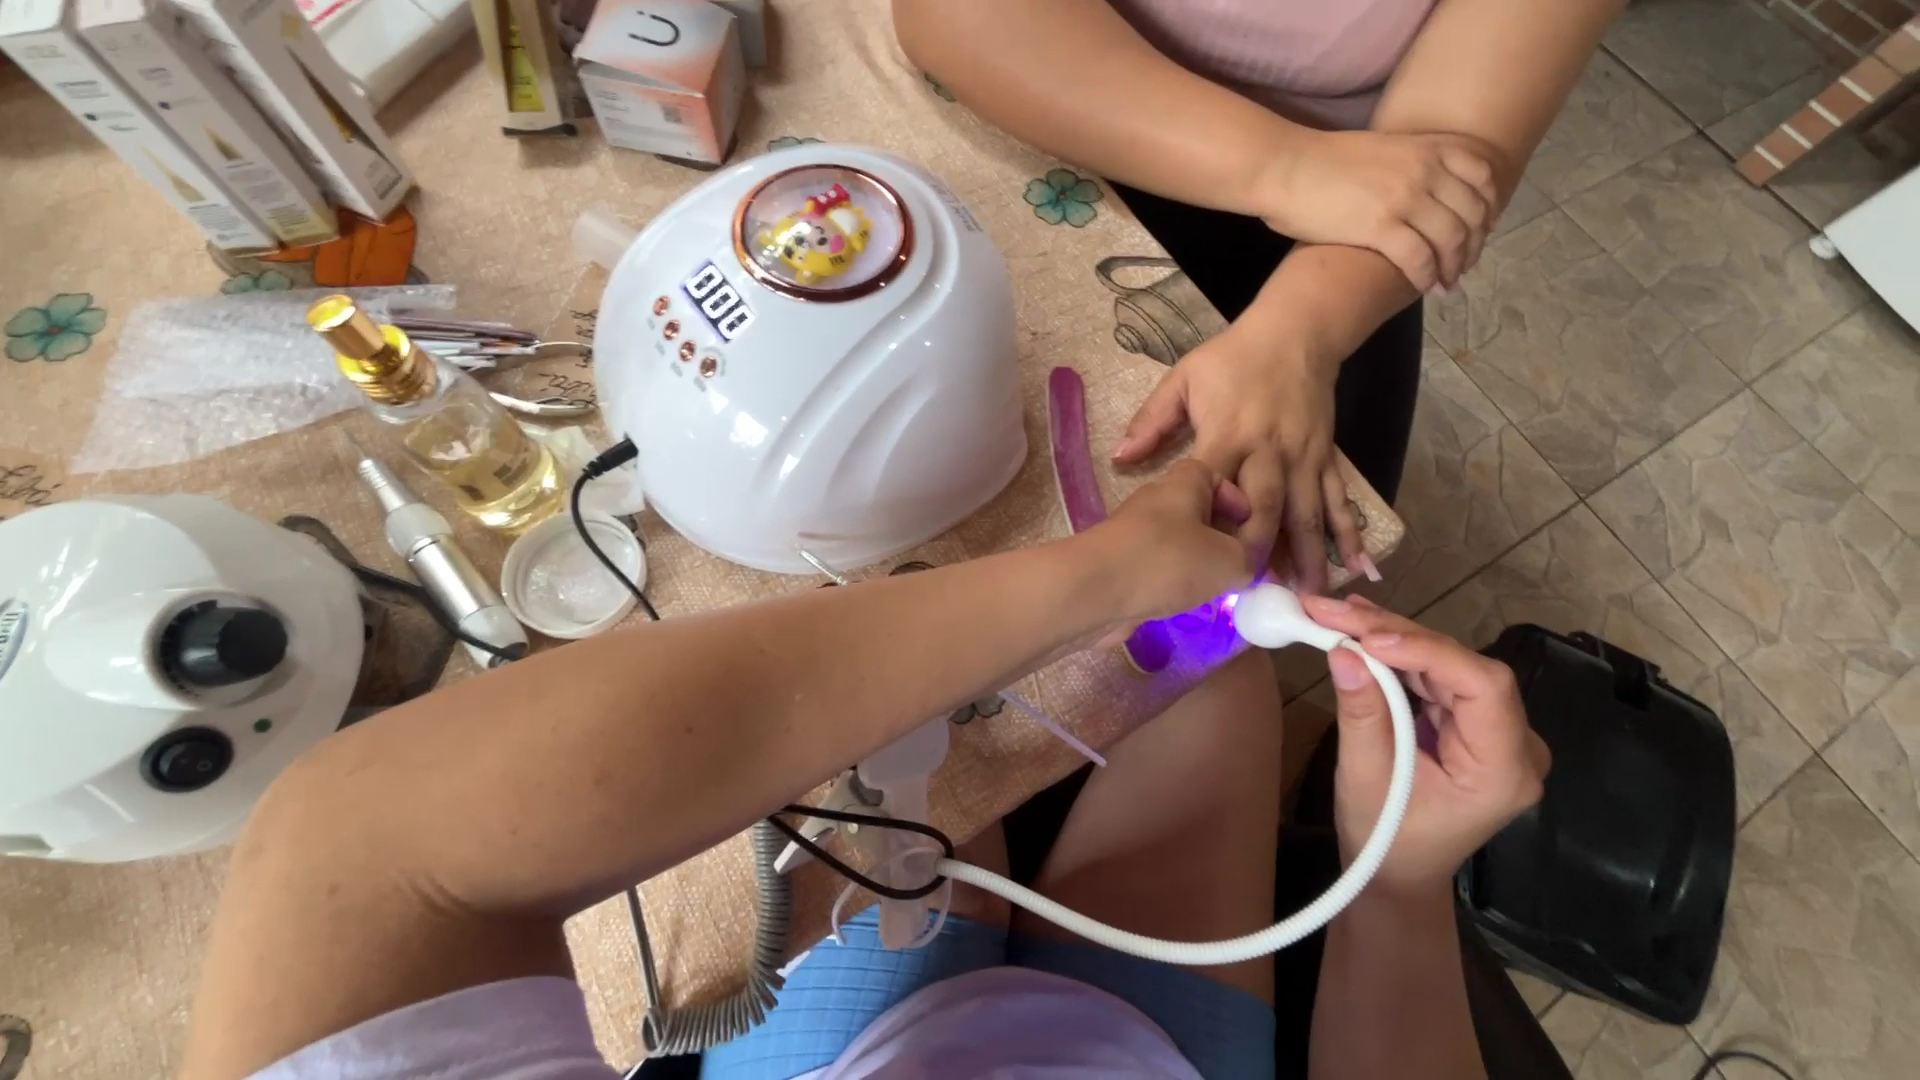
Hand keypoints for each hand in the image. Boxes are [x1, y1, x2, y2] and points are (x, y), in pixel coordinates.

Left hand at [1080, 457, 1256, 624]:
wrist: (1095, 589)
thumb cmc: (1169, 560)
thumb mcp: (1230, 560)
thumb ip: (1248, 560)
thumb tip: (1247, 565)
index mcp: (1184, 481)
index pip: (1217, 475)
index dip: (1240, 500)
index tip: (1255, 532)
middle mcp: (1156, 500)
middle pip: (1197, 510)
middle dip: (1221, 536)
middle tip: (1241, 565)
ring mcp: (1133, 532)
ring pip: (1176, 541)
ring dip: (1198, 562)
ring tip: (1219, 587)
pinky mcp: (1119, 563)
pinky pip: (1156, 566)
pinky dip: (1173, 581)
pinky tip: (1185, 602)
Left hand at [1114, 322, 1365, 593]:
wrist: (1296, 331)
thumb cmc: (1231, 358)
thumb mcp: (1182, 379)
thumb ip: (1152, 420)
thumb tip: (1119, 457)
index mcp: (1229, 434)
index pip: (1218, 484)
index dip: (1213, 522)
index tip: (1206, 561)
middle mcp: (1270, 451)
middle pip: (1267, 506)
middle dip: (1264, 551)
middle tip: (1261, 594)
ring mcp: (1303, 456)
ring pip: (1307, 512)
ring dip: (1308, 556)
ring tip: (1311, 597)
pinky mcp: (1326, 457)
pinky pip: (1339, 499)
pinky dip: (1349, 532)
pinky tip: (1358, 564)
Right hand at [1256, 129, 1498, 292]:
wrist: (1286, 167)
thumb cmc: (1318, 161)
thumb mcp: (1378, 148)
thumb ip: (1405, 162)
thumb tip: (1409, 183)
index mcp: (1427, 149)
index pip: (1481, 176)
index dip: (1487, 207)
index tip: (1481, 229)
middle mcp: (1425, 172)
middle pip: (1470, 212)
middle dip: (1473, 245)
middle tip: (1464, 267)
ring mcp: (1405, 199)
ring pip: (1450, 238)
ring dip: (1453, 266)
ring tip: (1447, 285)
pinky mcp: (1380, 227)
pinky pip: (1418, 257)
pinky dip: (1427, 276)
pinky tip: (1425, 288)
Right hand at [1303, 595, 1548, 895]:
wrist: (1395, 874)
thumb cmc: (1383, 839)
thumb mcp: (1365, 778)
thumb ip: (1362, 713)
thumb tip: (1343, 652)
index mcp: (1503, 770)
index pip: (1483, 687)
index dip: (1428, 652)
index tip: (1366, 638)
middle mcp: (1513, 744)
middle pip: (1463, 667)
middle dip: (1395, 634)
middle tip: (1332, 611)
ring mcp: (1493, 731)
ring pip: (1446, 664)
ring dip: (1388, 635)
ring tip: (1335, 613)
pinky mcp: (1467, 723)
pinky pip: (1434, 677)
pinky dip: (1393, 653)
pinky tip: (1357, 630)